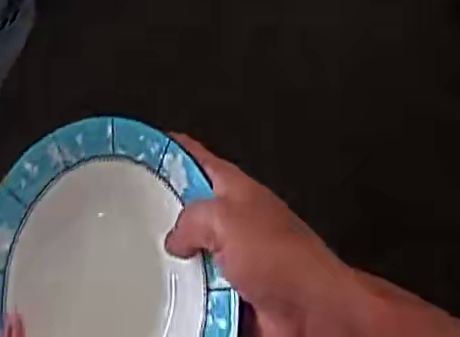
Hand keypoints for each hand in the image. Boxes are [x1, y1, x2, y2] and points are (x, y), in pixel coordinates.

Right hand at [165, 135, 353, 336]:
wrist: (316, 313)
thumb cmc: (286, 257)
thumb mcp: (224, 219)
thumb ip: (191, 218)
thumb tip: (175, 234)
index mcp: (231, 186)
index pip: (194, 156)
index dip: (170, 147)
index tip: (145, 147)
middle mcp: (233, 219)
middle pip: (189, 210)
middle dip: (168, 220)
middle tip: (143, 223)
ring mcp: (235, 258)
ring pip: (192, 257)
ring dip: (182, 267)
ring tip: (166, 272)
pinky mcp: (236, 295)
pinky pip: (204, 297)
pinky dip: (195, 303)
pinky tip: (187, 305)